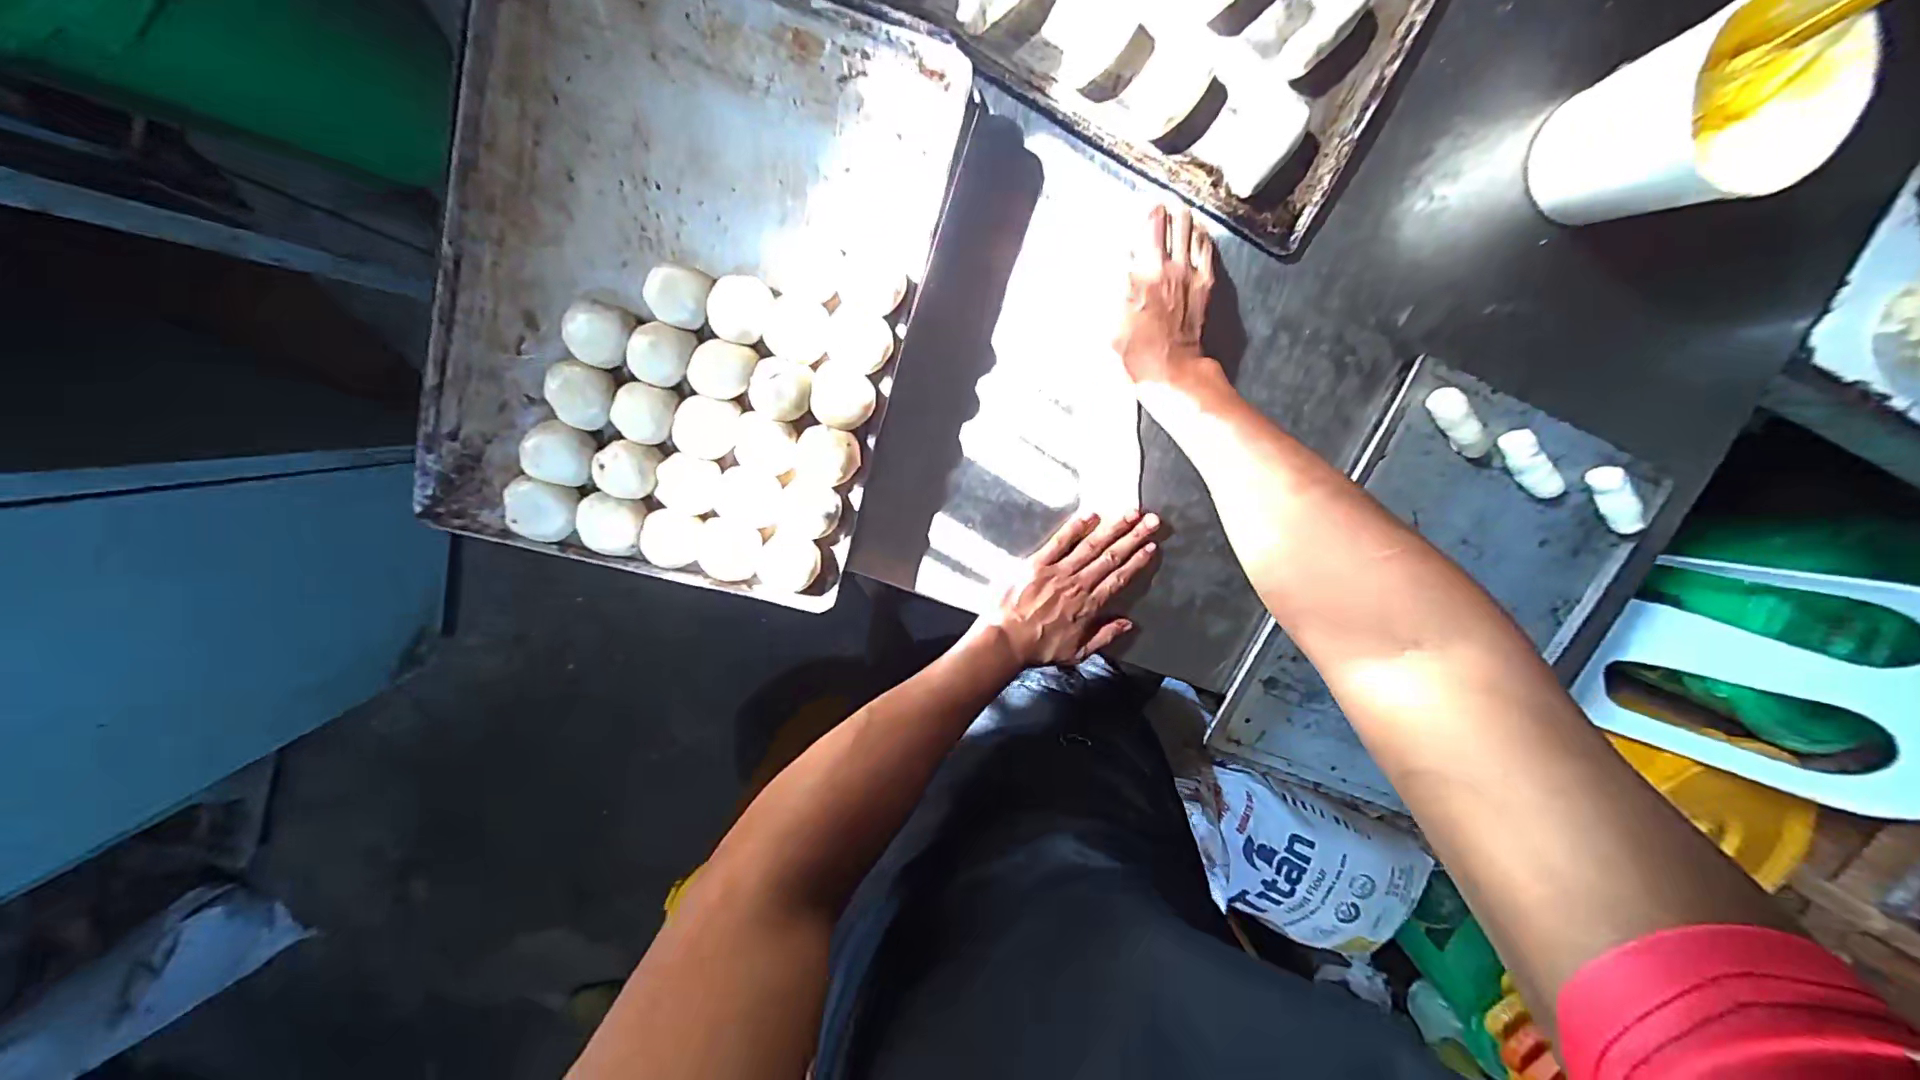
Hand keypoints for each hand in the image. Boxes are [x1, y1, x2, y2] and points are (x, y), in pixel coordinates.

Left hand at [980, 510, 1160, 667]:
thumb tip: (1128, 623)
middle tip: (1152, 521)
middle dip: (1134, 538)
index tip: (1152, 547)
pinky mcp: (1036, 564)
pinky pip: (1059, 542)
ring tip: (1131, 514)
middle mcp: (1077, 584)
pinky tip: (1091, 515)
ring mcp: (1057, 572)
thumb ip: (1104, 636)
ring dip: (1113, 528)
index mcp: (1089, 606)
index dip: (1137, 561)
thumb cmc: (1039, 649)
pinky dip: (1075, 528)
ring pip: (1091, 546)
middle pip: (1111, 557)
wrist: (1004, 641)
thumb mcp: (1077, 652)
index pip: (1119, 578)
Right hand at [1112, 205, 1219, 391]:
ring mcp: (1186, 272)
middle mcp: (1160, 267)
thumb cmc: (1133, 355)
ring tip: (1174, 213)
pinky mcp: (1204, 281)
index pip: (1129, 236)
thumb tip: (1111, 273)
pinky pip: (1205, 245)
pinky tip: (1196, 231)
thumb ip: (1109, 293)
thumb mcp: (1106, 326)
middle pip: (1160, 221)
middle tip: (1153, 210)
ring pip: (1186, 226)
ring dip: (1179, 217)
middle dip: (1155, 212)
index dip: (1128, 226)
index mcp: (1133, 278)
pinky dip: (1199, 233)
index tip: (1126, 226)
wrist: (1170, 371)